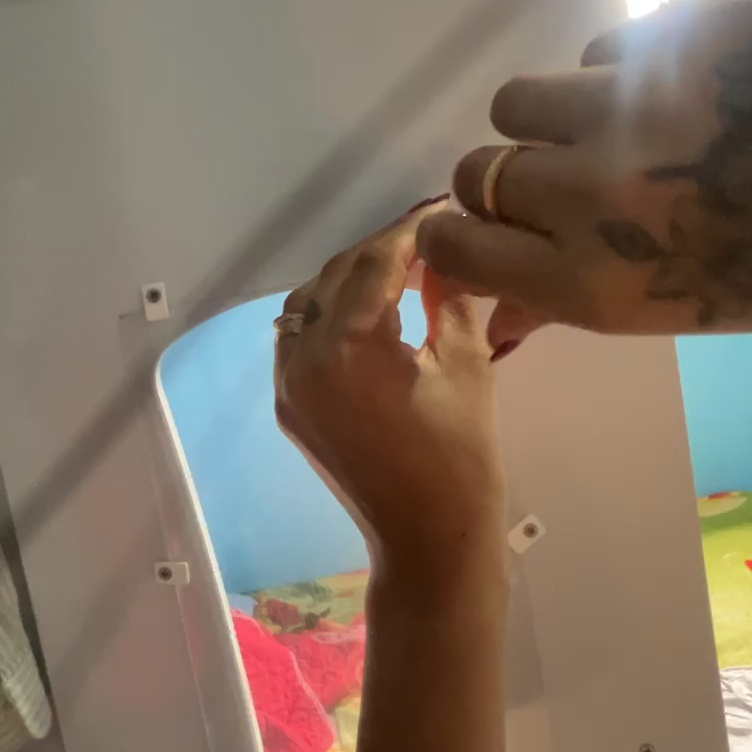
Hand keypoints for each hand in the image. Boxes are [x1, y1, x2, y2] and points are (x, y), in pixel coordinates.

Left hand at [273, 201, 505, 579]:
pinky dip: (325, 317)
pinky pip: (296, 341)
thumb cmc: (460, 456)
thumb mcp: (466, 365)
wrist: (427, 538)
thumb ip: (448, 294)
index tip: (437, 213)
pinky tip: (362, 315)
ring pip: (305, 306)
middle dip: (376, 254)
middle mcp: (301, 359)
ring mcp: (286, 385)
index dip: (407, 232)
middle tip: (422, 241)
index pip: (372, 264)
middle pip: (332, 279)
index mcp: (348, 348)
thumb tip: (445, 247)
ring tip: (393, 275)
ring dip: (344, 282)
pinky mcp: (287, 405)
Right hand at [415, 0, 751, 334]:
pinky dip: (626, 71)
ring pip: (520, 97)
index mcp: (591, 285)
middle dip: (514, 175)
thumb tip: (492, 320)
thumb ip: (565, 303)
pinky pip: (601, 49)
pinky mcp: (685, 30)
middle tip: (574, 175)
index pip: (451, 243)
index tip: (477, 223)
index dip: (453, 230)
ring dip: (553, 115)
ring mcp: (636, 106)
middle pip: (479, 168)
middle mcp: (592, 199)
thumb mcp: (671, 313)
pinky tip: (695, 88)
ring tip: (621, 121)